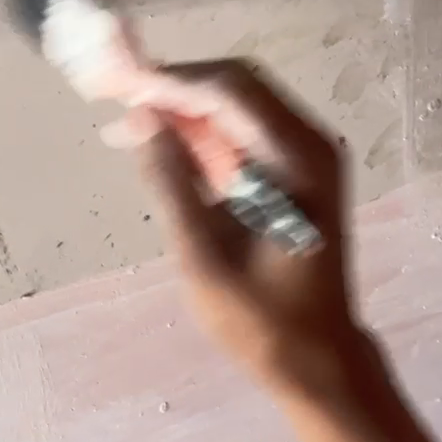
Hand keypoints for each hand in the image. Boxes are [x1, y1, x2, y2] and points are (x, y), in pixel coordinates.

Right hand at [124, 60, 366, 396]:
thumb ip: (172, 183)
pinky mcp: (292, 163)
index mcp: (299, 160)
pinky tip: (161, 139)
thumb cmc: (263, 319)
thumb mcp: (205, 258)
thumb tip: (141, 121)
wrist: (319, 358)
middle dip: (176, 87)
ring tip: (131, 119)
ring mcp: (304, 150)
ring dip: (184, 104)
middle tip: (122, 97)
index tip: (124, 85)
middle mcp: (309, 142)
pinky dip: (199, 126)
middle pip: (235, 84)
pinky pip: (240, 124)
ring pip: (236, 98)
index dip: (175, 82)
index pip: (231, 91)